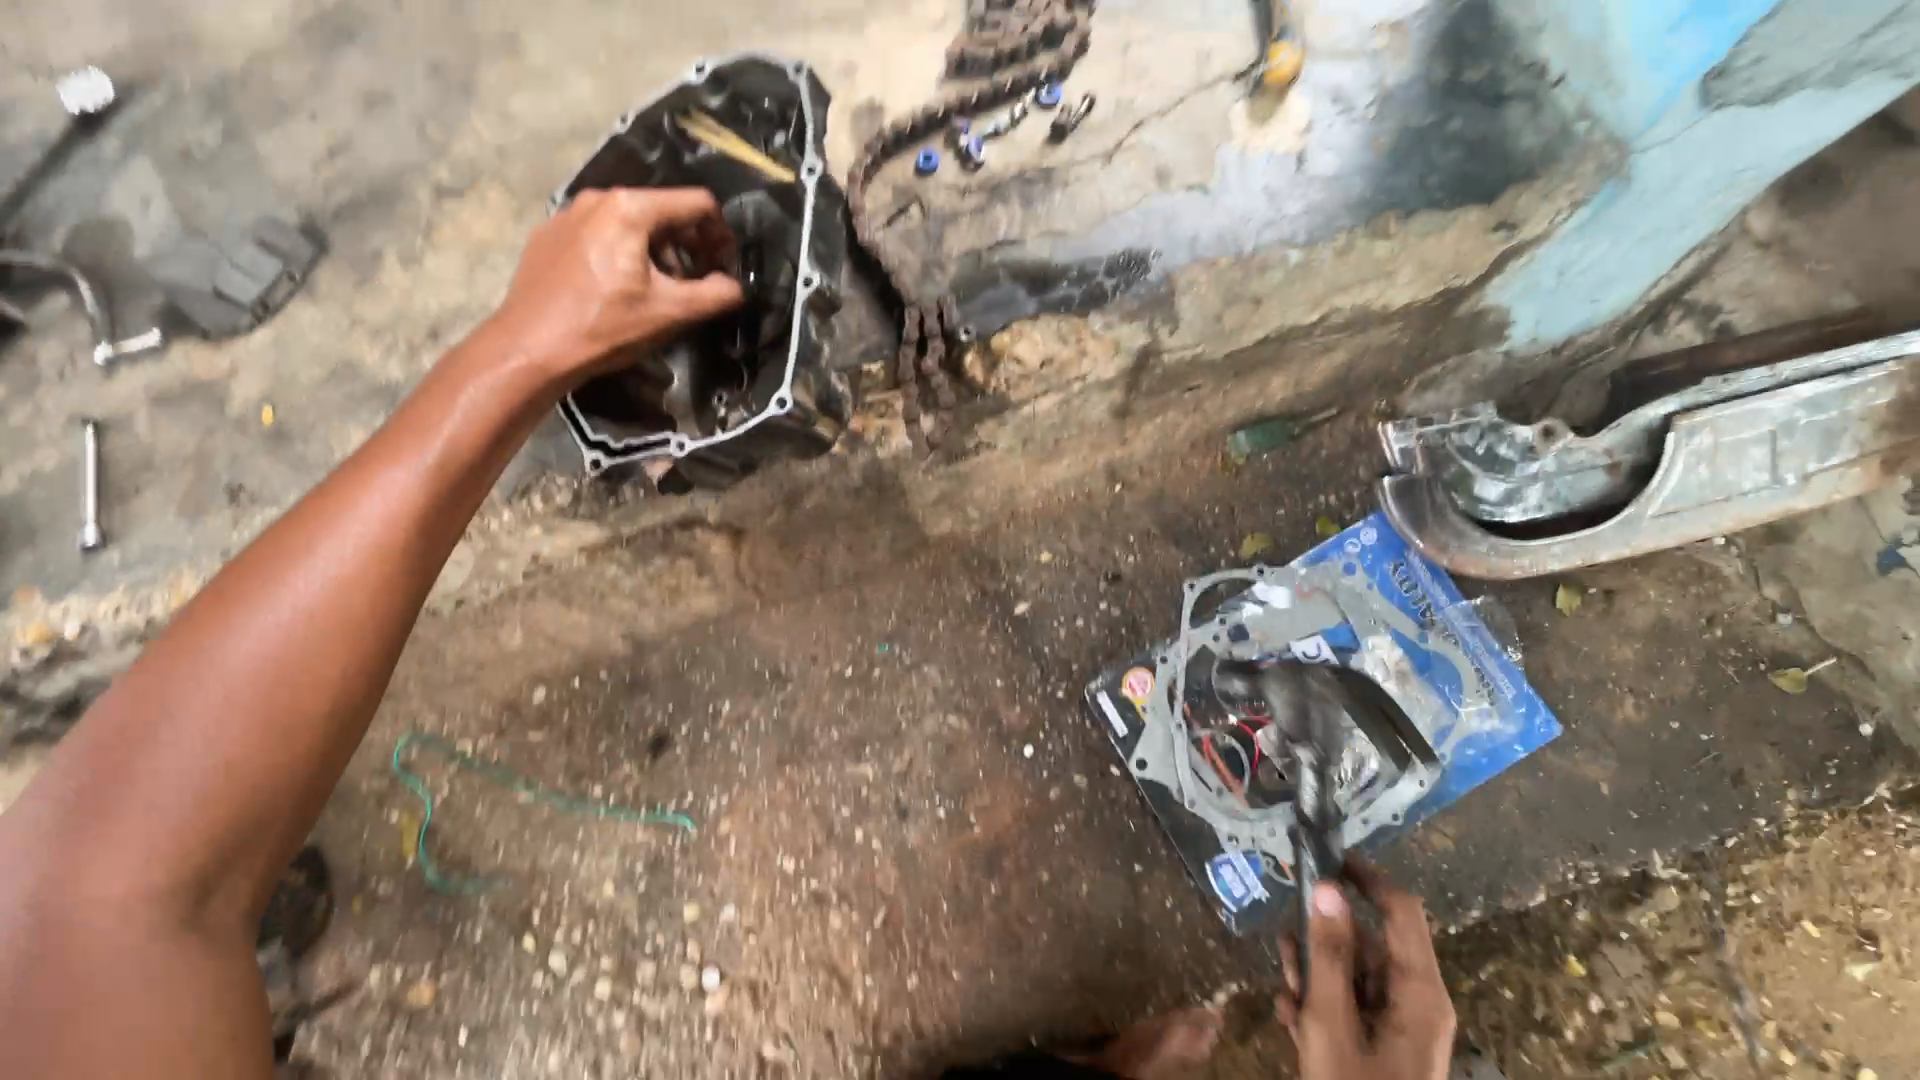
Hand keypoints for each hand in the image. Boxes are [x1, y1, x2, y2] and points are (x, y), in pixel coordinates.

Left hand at [487, 187, 743, 381]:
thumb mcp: (671, 313)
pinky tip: (618, 291)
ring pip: (631, 224)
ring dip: (657, 253)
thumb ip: (716, 294)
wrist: (530, 348)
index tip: (725, 267)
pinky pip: (600, 235)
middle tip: (695, 283)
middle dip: (688, 246)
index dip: (721, 235)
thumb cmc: (604, 327)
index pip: (696, 204)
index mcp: (629, 209)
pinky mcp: (549, 236)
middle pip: (662, 211)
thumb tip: (735, 286)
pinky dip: (622, 255)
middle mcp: (597, 198)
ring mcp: (568, 215)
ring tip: (658, 292)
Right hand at [1277, 863, 1455, 1079]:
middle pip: (1368, 943)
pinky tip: (1292, 1024)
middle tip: (1283, 952)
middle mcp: (1417, 1001)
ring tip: (1285, 996)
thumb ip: (1329, 953)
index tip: (1321, 858)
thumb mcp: (1331, 1022)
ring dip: (1313, 975)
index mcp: (1420, 991)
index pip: (1401, 909)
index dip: (1365, 878)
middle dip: (1322, 942)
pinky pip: (1350, 1004)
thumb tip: (1328, 887)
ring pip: (1353, 973)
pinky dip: (1319, 1004)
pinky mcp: (1382, 1045)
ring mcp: (1400, 1025)